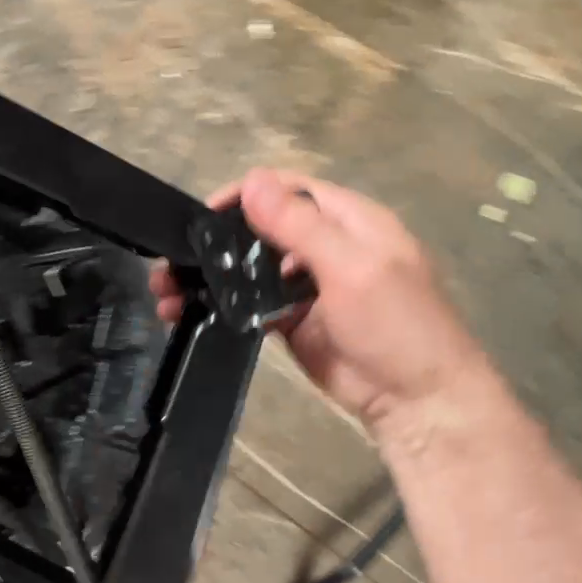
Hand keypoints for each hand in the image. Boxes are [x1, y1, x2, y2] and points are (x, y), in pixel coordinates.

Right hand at [150, 169, 492, 430]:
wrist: (415, 402)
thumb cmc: (396, 327)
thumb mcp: (350, 268)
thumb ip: (300, 225)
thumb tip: (251, 180)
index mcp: (350, 223)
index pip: (290, 190)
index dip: (245, 194)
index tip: (201, 215)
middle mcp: (324, 247)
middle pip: (260, 228)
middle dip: (214, 241)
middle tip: (172, 262)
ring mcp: (304, 286)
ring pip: (246, 267)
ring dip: (206, 275)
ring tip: (166, 294)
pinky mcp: (288, 319)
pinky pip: (244, 303)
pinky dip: (215, 304)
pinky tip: (183, 313)